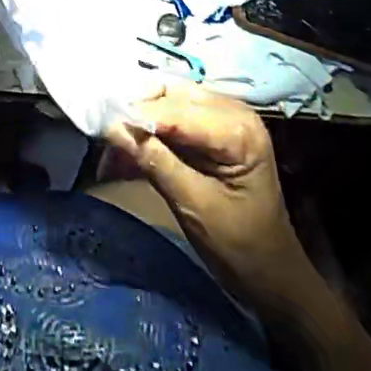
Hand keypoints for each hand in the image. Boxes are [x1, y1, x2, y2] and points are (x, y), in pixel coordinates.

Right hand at [104, 81, 307, 298]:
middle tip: (102, 137)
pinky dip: (147, 133)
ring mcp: (223, 117)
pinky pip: (170, 117)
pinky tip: (126, 154)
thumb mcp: (195, 206)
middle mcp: (233, 111)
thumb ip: (155, 162)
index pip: (175, 111)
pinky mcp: (211, 129)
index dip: (135, 115)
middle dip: (133, 114)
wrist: (271, 274)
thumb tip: (112, 127)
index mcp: (239, 129)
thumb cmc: (241, 247)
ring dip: (136, 123)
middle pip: (169, 95)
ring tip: (110, 150)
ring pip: (165, 102)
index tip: (98, 126)